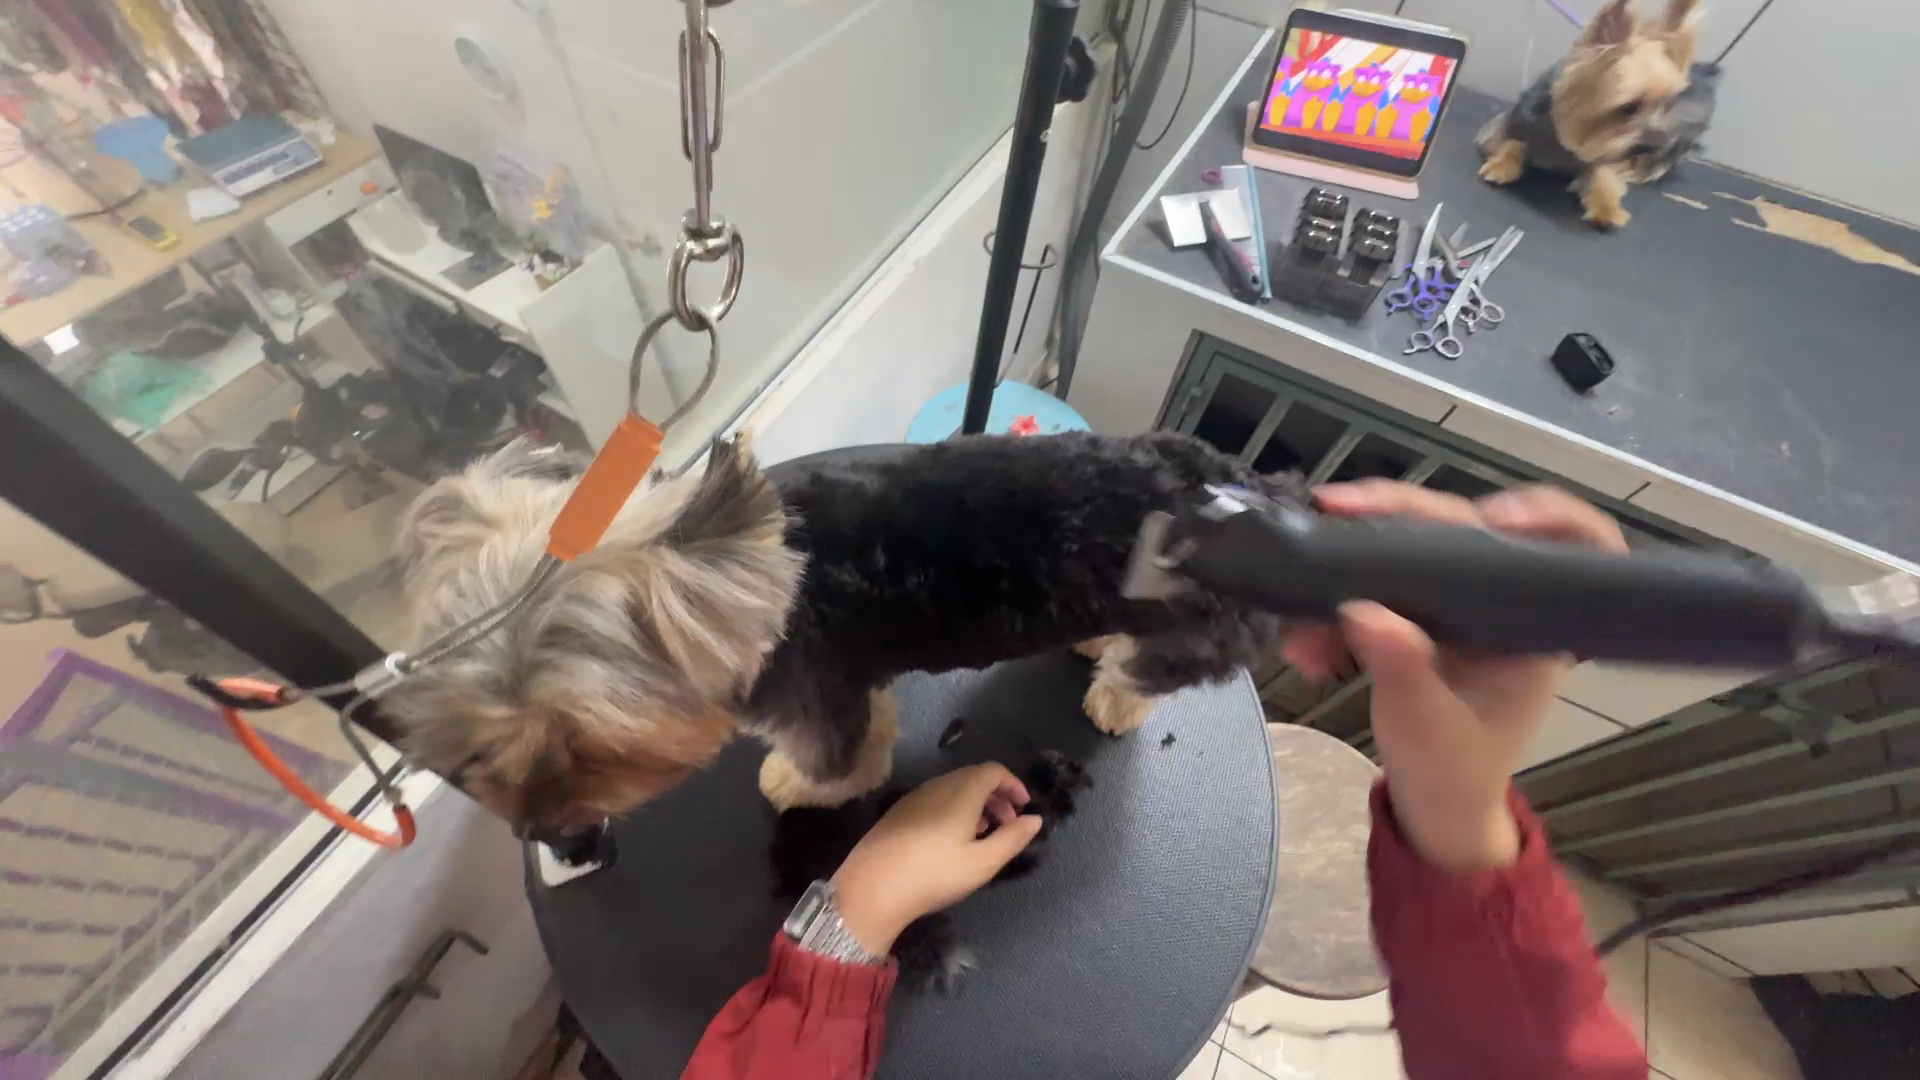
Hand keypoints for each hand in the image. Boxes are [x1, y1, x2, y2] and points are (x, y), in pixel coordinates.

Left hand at [830, 763, 1043, 953]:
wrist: (872, 887)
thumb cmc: (934, 874)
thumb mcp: (982, 863)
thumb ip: (1012, 839)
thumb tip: (1035, 819)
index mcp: (962, 791)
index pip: (993, 770)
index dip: (1013, 783)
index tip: (1024, 806)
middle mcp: (938, 785)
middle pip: (973, 776)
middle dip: (996, 794)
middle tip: (1008, 822)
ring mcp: (916, 796)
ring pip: (954, 786)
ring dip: (976, 802)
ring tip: (983, 832)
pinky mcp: (900, 810)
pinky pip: (936, 797)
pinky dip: (955, 807)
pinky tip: (952, 838)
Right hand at [1281, 480, 1627, 872]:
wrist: (1430, 798)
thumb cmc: (1451, 768)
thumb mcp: (1426, 724)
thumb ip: (1400, 668)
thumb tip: (1359, 609)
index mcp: (1534, 626)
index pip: (1573, 548)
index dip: (1545, 516)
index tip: (1493, 516)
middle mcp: (1496, 602)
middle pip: (1459, 529)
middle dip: (1391, 517)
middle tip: (1332, 507)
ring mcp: (1448, 605)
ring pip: (1399, 552)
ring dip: (1338, 575)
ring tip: (1299, 633)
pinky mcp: (1408, 613)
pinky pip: (1365, 587)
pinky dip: (1327, 610)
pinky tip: (1302, 648)